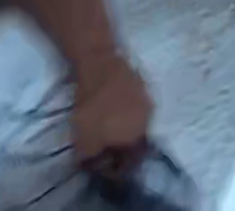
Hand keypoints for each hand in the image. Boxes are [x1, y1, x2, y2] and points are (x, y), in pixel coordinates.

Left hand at [72, 57, 153, 176]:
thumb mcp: (85, 147)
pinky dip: (124, 111)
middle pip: (136, 140)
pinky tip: (111, 109)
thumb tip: (101, 164)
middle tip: (105, 145)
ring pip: (136, 121)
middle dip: (122, 145)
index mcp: (139, 137)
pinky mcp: (141, 83)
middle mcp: (149, 119)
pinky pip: (133, 105)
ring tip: (108, 126)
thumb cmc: (92, 110)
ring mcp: (147, 98)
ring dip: (124, 126)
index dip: (116, 167)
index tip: (103, 165)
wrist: (99, 67)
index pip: (132, 161)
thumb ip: (96, 162)